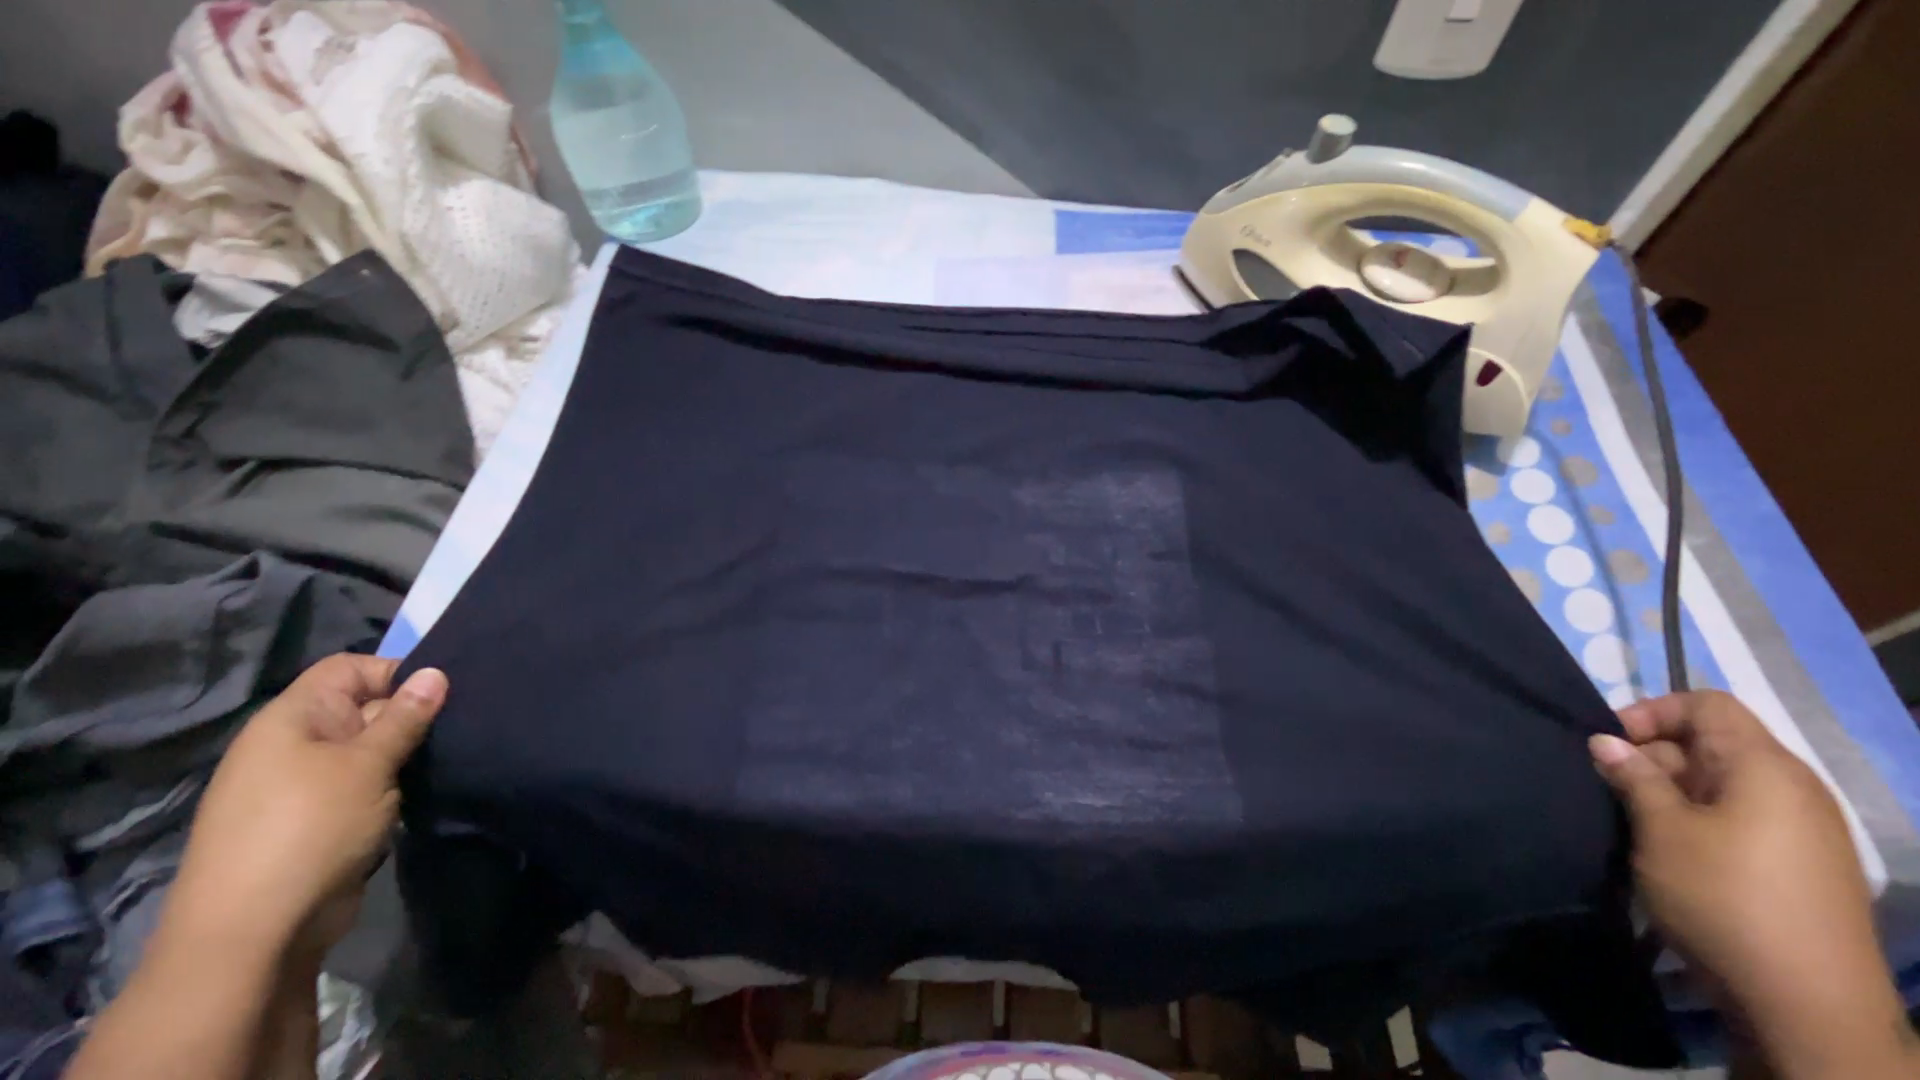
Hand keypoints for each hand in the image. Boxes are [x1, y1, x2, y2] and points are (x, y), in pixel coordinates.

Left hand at [163, 655, 446, 956]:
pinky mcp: (316, 825)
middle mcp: (293, 745)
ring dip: (404, 759)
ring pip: (367, 754)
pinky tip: (423, 797)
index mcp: (293, 718)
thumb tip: (436, 672)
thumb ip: (405, 718)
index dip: (397, 673)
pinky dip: (391, 791)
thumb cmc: (309, 829)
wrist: (253, 932)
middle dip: (410, 718)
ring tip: (449, 762)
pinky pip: (361, 790)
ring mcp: (301, 787)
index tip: (445, 695)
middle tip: (462, 729)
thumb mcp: (367, 765)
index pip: (350, 668)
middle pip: (363, 709)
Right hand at [1590, 691, 1915, 1078]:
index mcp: (1764, 766)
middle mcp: (1794, 786)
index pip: (1707, 703)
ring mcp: (1806, 827)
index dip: (1652, 711)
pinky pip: (1745, 816)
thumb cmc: (1724, 897)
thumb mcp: (1661, 831)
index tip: (1609, 745)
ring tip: (1636, 823)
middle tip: (1611, 789)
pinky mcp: (1804, 862)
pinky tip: (1673, 852)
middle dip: (1656, 756)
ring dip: (1674, 791)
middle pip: (1715, 741)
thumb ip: (1634, 778)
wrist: (1807, 1001)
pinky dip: (1702, 818)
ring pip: (1725, 782)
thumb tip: (1606, 742)